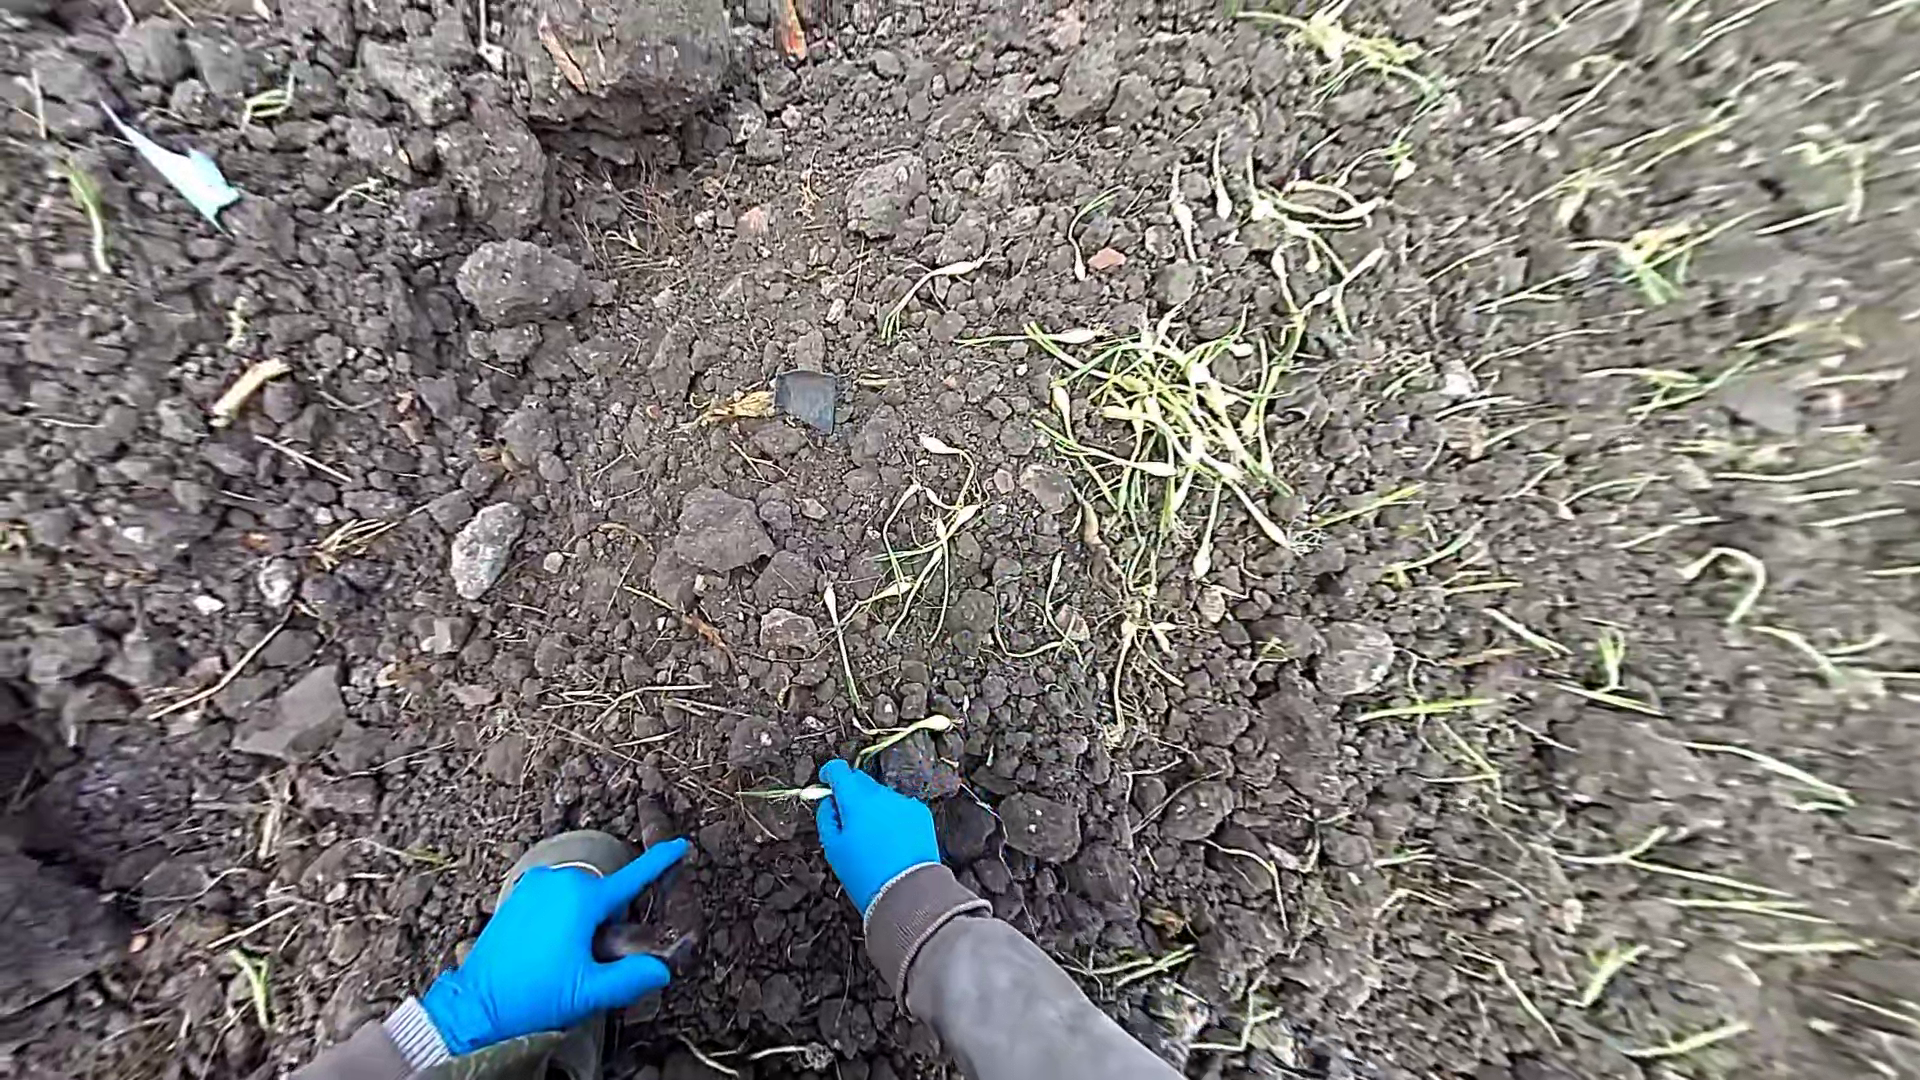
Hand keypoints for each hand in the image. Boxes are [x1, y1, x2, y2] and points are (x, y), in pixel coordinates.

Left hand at [421, 838, 689, 1054]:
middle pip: (604, 891)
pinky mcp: (520, 893)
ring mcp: (539, 884)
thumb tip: (663, 970)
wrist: (467, 1011)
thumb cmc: (527, 999)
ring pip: (579, 891)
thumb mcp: (584, 993)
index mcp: (585, 898)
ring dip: (581, 912)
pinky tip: (547, 941)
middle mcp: (564, 881)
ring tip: (563, 950)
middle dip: (606, 914)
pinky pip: (555, 893)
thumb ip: (628, 978)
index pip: (635, 875)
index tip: (679, 844)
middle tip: (591, 950)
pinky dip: (559, 910)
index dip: (661, 860)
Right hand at [815, 759, 940, 913]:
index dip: (830, 773)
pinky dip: (894, 818)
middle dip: (852, 794)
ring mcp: (903, 802)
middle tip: (848, 820)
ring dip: (874, 809)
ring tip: (873, 841)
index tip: (826, 779)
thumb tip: (828, 801)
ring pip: (881, 796)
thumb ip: (827, 818)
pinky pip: (900, 808)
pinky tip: (892, 843)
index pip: (840, 771)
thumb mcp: (833, 849)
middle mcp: (882, 794)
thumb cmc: (866, 875)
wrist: (908, 892)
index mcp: (856, 801)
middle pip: (861, 782)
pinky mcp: (920, 812)